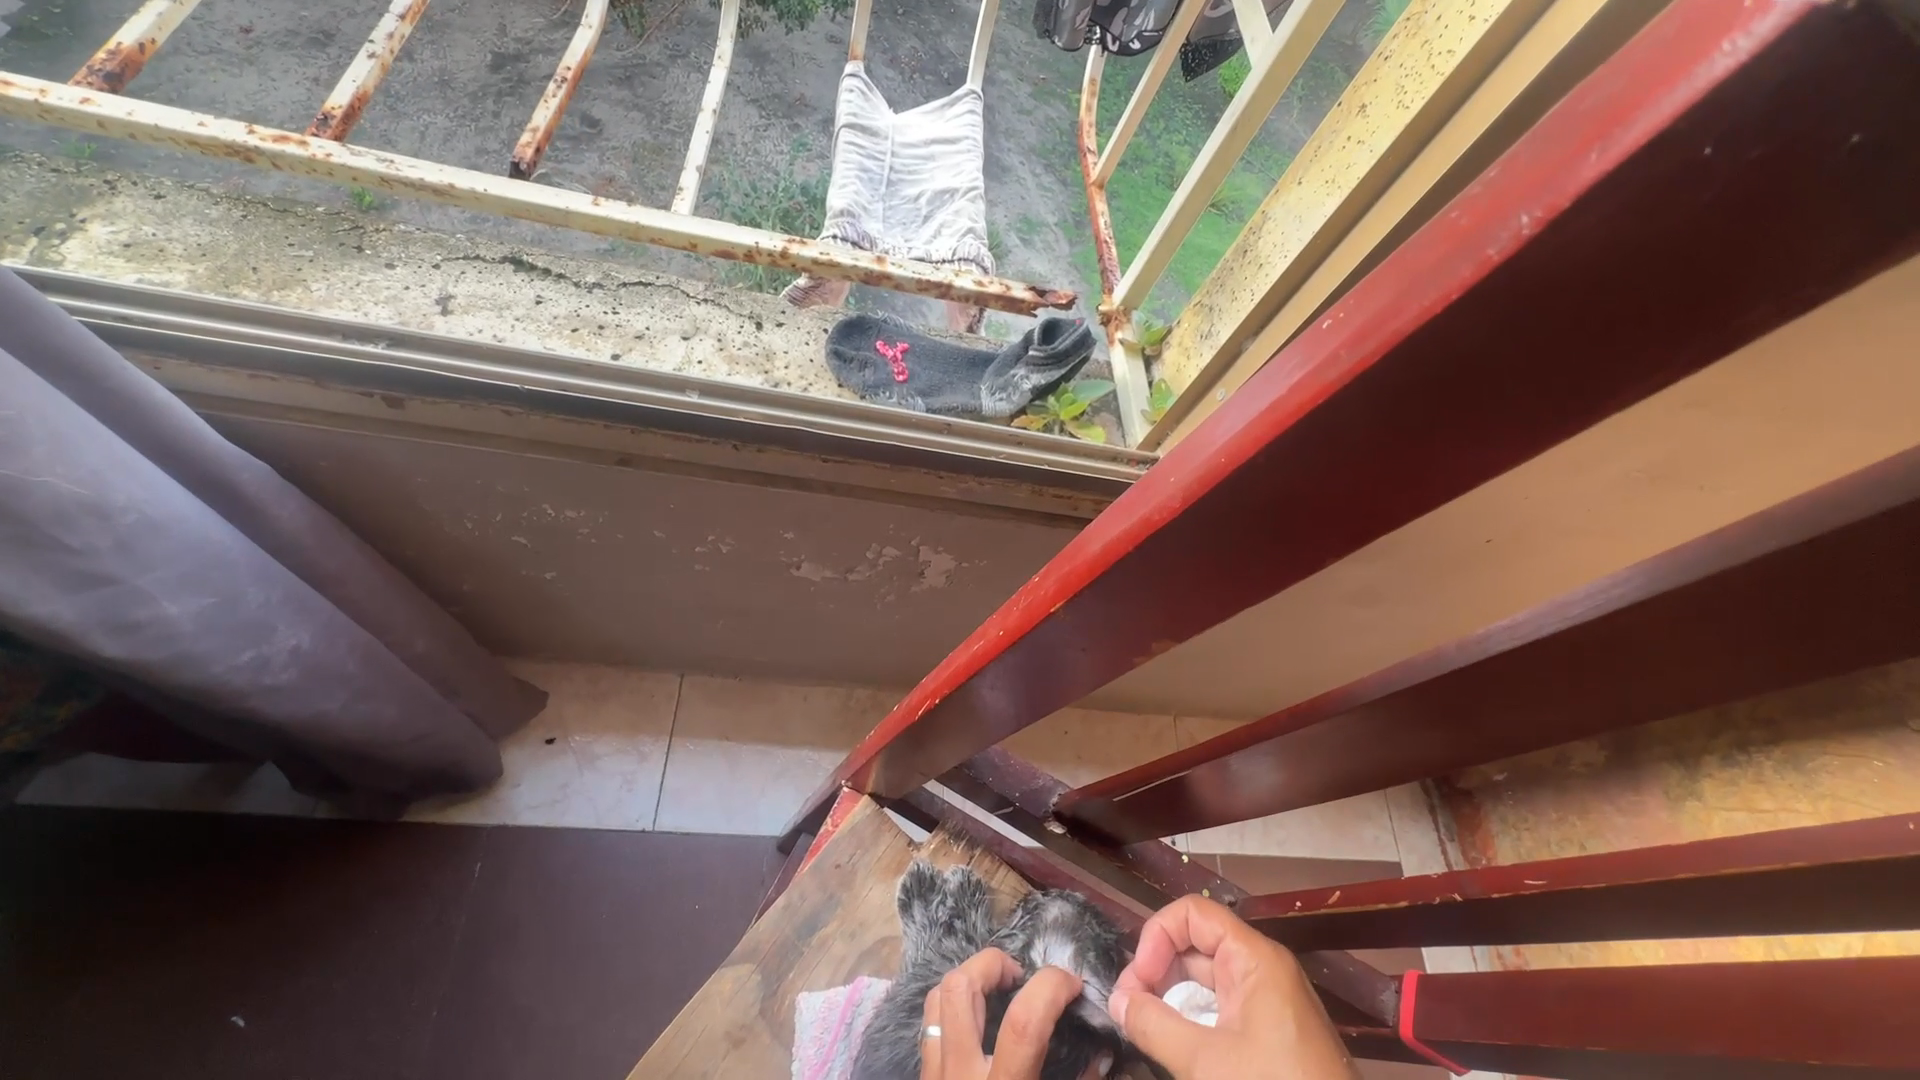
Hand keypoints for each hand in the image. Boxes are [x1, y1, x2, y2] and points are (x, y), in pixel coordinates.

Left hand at [919, 947, 1091, 1079]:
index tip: (1072, 983)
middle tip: (1020, 975)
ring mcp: (934, 1074)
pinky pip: (929, 1024)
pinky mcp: (921, 1076)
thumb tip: (1100, 1053)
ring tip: (998, 988)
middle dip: (993, 964)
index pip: (1022, 1023)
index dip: (1050, 988)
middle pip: (961, 990)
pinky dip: (952, 1005)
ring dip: (969, 978)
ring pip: (937, 998)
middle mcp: (959, 1074)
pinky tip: (975, 1016)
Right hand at [1107, 896, 1360, 1079]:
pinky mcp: (1272, 1031)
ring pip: (1207, 978)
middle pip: (1196, 944)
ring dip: (1171, 995)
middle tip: (1130, 1008)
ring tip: (1146, 1026)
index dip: (1156, 937)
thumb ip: (1154, 1025)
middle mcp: (1263, 968)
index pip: (1192, 914)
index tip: (1137, 982)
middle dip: (1157, 969)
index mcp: (1254, 958)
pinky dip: (1193, 1016)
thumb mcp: (1206, 1063)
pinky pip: (1222, 1005)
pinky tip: (1175, 1042)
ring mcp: (1269, 1000)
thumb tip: (1118, 1001)